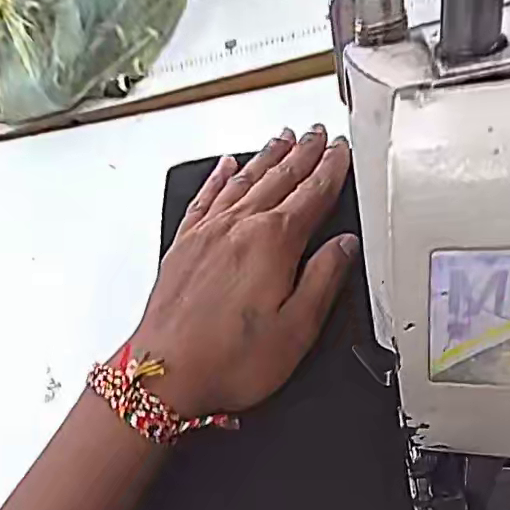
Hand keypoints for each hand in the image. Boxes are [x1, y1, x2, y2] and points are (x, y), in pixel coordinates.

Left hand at [126, 125, 356, 416]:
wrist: (166, 374)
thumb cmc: (230, 360)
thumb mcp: (297, 328)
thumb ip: (324, 280)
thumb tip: (344, 247)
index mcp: (271, 244)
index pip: (311, 196)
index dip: (331, 171)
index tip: (340, 153)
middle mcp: (237, 228)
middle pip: (278, 178)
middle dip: (303, 154)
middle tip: (318, 135)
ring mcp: (207, 234)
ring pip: (244, 180)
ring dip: (268, 157)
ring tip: (284, 139)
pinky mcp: (184, 246)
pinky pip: (206, 196)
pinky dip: (220, 175)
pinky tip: (227, 165)